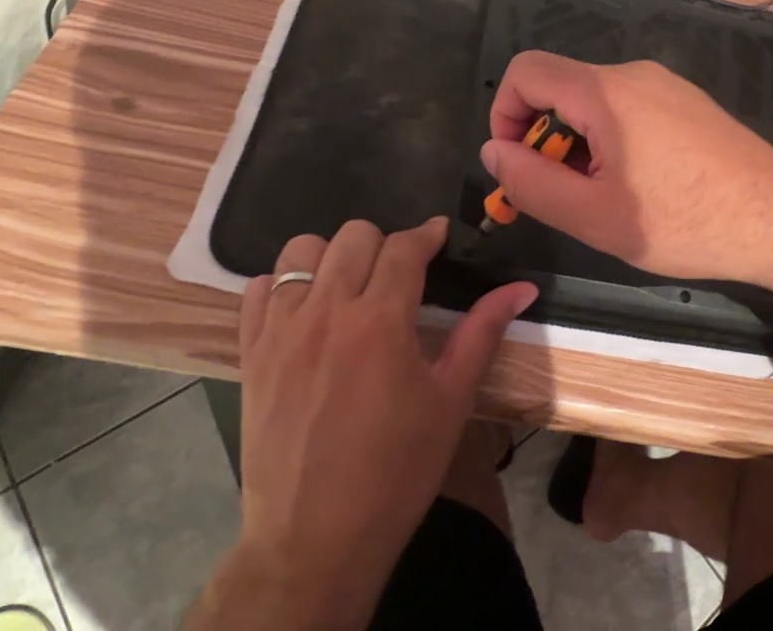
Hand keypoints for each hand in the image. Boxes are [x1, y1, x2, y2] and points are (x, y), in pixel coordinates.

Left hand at [189, 219, 537, 630]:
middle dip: (384, 243)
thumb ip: (483, 332)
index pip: (403, 247)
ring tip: (348, 287)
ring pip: (302, 250)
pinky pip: (258, 289)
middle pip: (353, 236)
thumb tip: (522, 287)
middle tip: (398, 275)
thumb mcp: (451, 401)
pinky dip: (283, 285)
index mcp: (381, 320)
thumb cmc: (397, 471)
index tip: (438, 236)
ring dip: (331, 257)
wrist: (316, 537)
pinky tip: (304, 311)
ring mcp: (281, 330)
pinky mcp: (250, 353)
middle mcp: (327, 311)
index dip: (426, 234)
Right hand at [481, 51, 772, 334]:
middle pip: (561, 88)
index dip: (503, 114)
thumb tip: (494, 151)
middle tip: (561, 196)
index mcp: (606, 91)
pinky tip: (640, 188)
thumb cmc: (684, 221)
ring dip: (579, 145)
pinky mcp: (690, 104)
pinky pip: (630, 110)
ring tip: (604, 199)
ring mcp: (668, 85)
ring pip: (596, 103)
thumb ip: (531, 182)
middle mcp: (635, 74)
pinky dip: (613, 142)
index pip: (525, 70)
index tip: (516, 166)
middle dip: (544, 139)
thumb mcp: (593, 216)